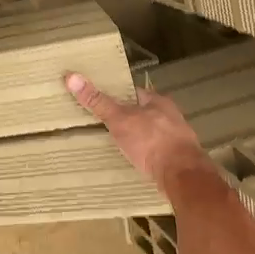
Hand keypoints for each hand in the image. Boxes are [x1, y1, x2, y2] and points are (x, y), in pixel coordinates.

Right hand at [66, 75, 214, 194]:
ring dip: (140, 138)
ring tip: (119, 144)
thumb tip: (71, 76)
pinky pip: (160, 153)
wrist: (183, 176)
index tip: (104, 101)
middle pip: (146, 113)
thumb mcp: (118, 119)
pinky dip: (149, 155)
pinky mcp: (181, 161)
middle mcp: (173, 118)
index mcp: (159, 102)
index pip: (136, 93)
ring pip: (154, 133)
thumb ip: (97, 101)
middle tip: (107, 123)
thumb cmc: (151, 141)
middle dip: (130, 118)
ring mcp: (179, 140)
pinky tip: (137, 162)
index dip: (120, 96)